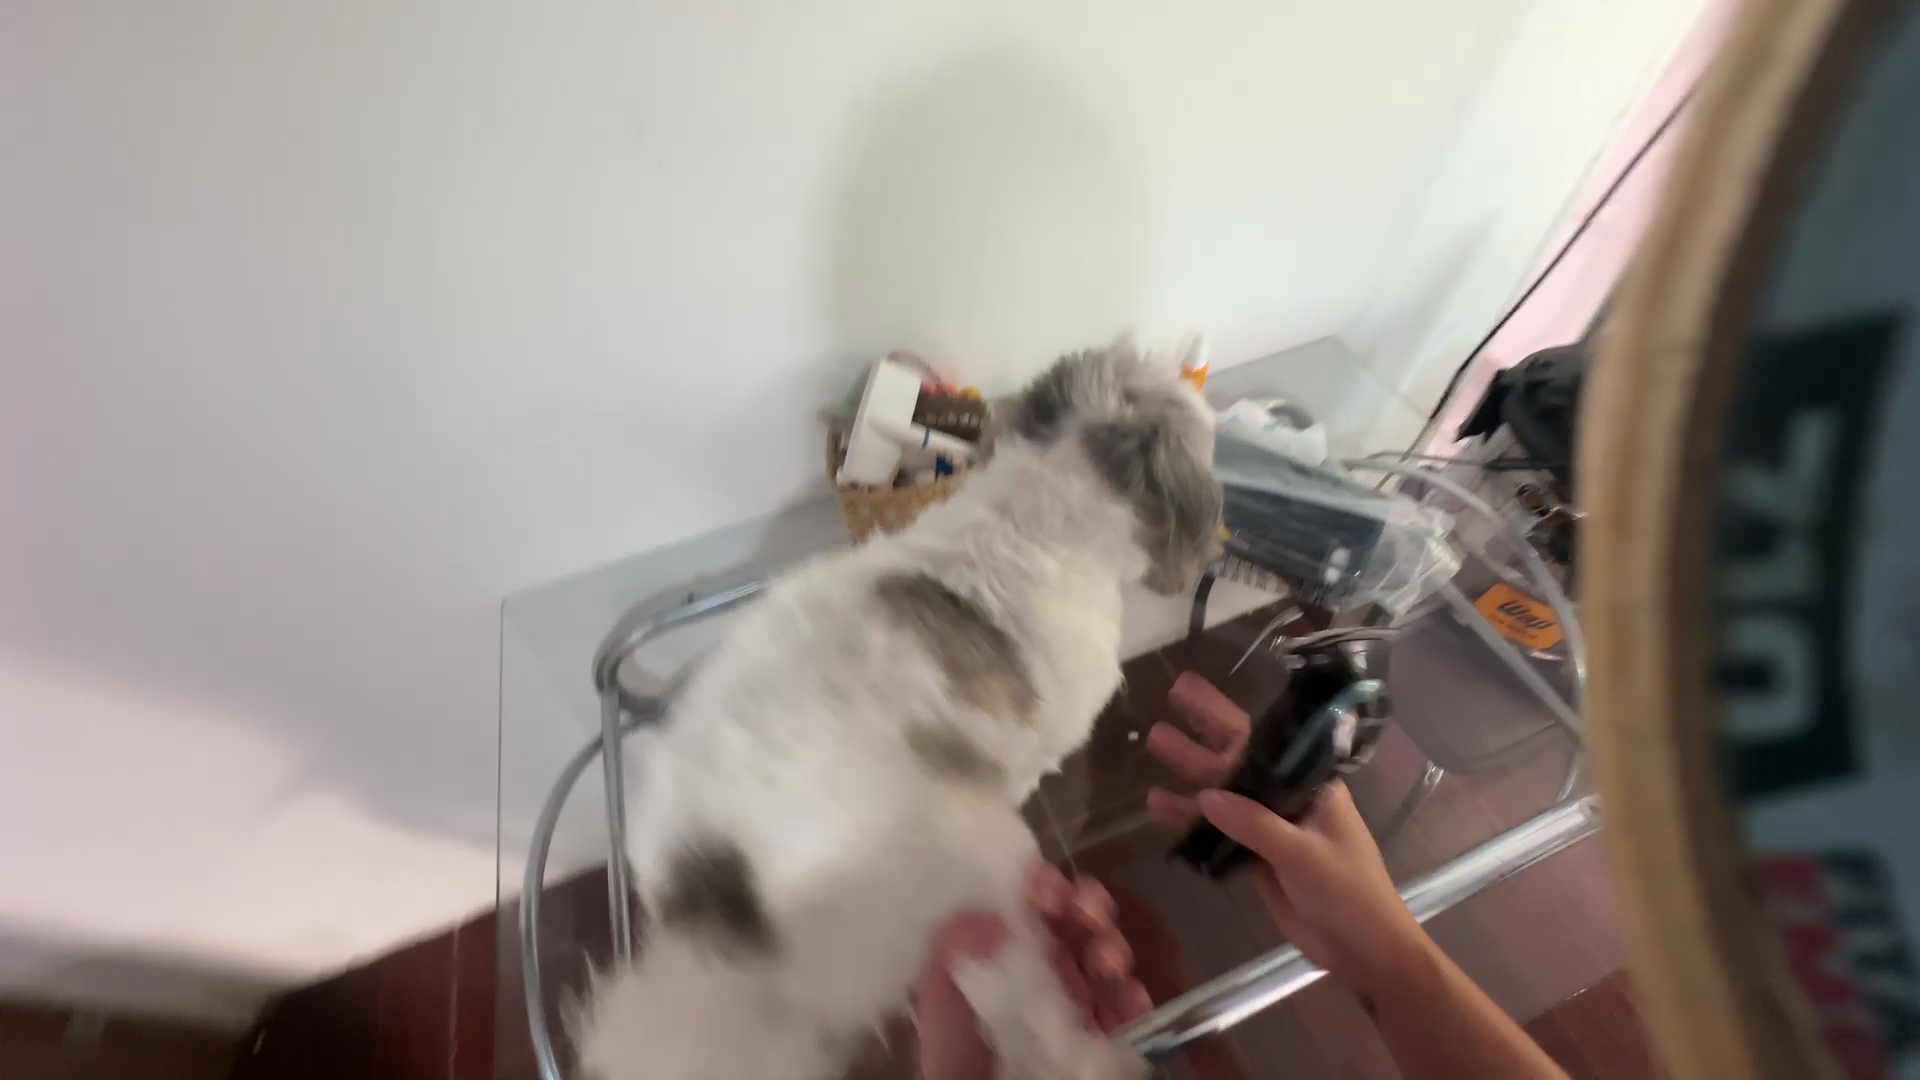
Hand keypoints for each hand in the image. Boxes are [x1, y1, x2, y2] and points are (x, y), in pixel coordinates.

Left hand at [914, 864, 1152, 1079]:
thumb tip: (997, 918)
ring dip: (1112, 946)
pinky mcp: (1103, 1041)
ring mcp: (1079, 1003)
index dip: (1046, 885)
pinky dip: (1135, 1000)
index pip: (1036, 901)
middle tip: (1086, 912)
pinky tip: (1130, 997)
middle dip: (1088, 904)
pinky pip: (1129, 1014)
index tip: (1045, 890)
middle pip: (1079, 920)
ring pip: (1107, 957)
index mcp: (1013, 946)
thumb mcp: (940, 994)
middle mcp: (1050, 967)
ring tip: (1106, 959)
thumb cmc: (954, 1052)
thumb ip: (955, 945)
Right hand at [1144, 673, 1429, 996]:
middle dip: (1196, 739)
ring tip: (1151, 753)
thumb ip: (1254, 824)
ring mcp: (1267, 824)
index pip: (1260, 739)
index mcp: (1308, 784)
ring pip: (1219, 793)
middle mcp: (1284, 796)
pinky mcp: (1253, 853)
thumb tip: (1205, 796)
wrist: (1364, 952)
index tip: (1187, 689)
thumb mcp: (1304, 855)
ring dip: (1187, 775)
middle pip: (1233, 760)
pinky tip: (1157, 807)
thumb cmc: (1349, 893)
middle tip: (1158, 720)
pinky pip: (1215, 829)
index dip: (1220, 713)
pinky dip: (1188, 819)